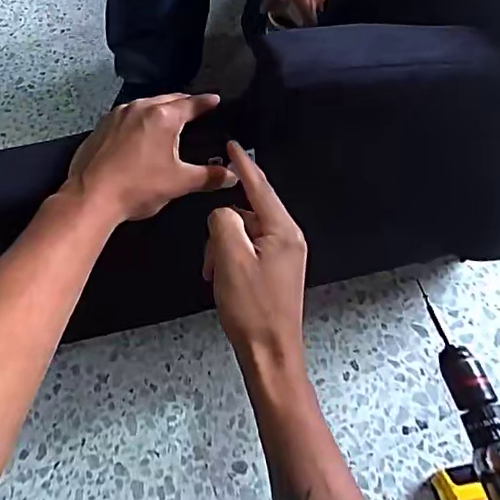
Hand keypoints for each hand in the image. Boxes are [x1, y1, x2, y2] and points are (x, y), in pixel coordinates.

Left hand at [65, 93, 235, 222]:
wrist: (90, 197)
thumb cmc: (135, 188)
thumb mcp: (179, 183)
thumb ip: (209, 177)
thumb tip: (230, 176)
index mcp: (162, 117)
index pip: (191, 104)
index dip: (206, 102)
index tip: (214, 99)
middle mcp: (139, 109)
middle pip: (168, 100)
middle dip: (183, 103)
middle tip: (195, 109)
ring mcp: (117, 116)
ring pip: (145, 105)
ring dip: (160, 110)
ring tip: (170, 120)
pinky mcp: (101, 127)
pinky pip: (127, 116)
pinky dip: (139, 120)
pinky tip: (141, 134)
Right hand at [204, 141, 308, 364]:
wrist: (269, 353)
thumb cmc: (252, 309)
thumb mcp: (230, 258)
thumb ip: (223, 222)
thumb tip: (222, 213)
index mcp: (283, 230)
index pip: (260, 186)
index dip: (243, 164)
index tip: (232, 146)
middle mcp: (288, 238)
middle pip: (248, 212)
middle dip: (223, 229)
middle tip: (211, 257)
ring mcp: (284, 255)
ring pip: (244, 233)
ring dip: (223, 248)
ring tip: (215, 275)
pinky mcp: (276, 270)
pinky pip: (248, 250)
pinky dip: (230, 259)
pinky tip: (222, 279)